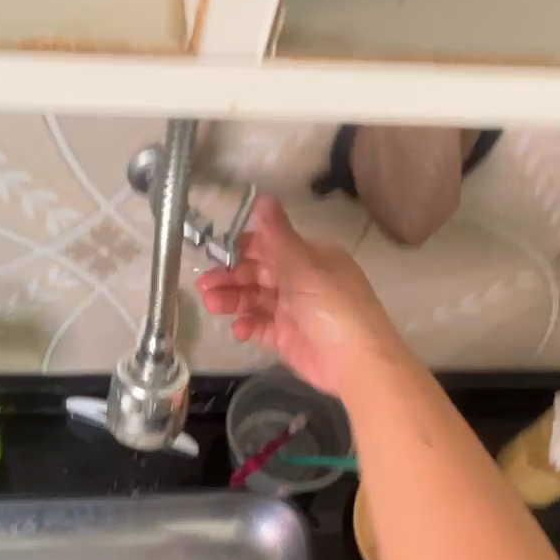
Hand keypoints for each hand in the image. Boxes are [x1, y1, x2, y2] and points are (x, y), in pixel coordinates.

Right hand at [195, 195, 407, 395]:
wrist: (355, 360)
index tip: (215, 255)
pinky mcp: (286, 339)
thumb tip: (263, 198)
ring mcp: (292, 311)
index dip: (241, 250)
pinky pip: (260, 328)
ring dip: (232, 301)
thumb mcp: (304, 265)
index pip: (269, 247)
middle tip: (203, 286)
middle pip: (257, 274)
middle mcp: (300, 281)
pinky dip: (247, 326)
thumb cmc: (332, 306)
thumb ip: (278, 235)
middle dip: (229, 278)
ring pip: (255, 301)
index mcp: (309, 258)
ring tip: (211, 306)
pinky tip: (237, 329)